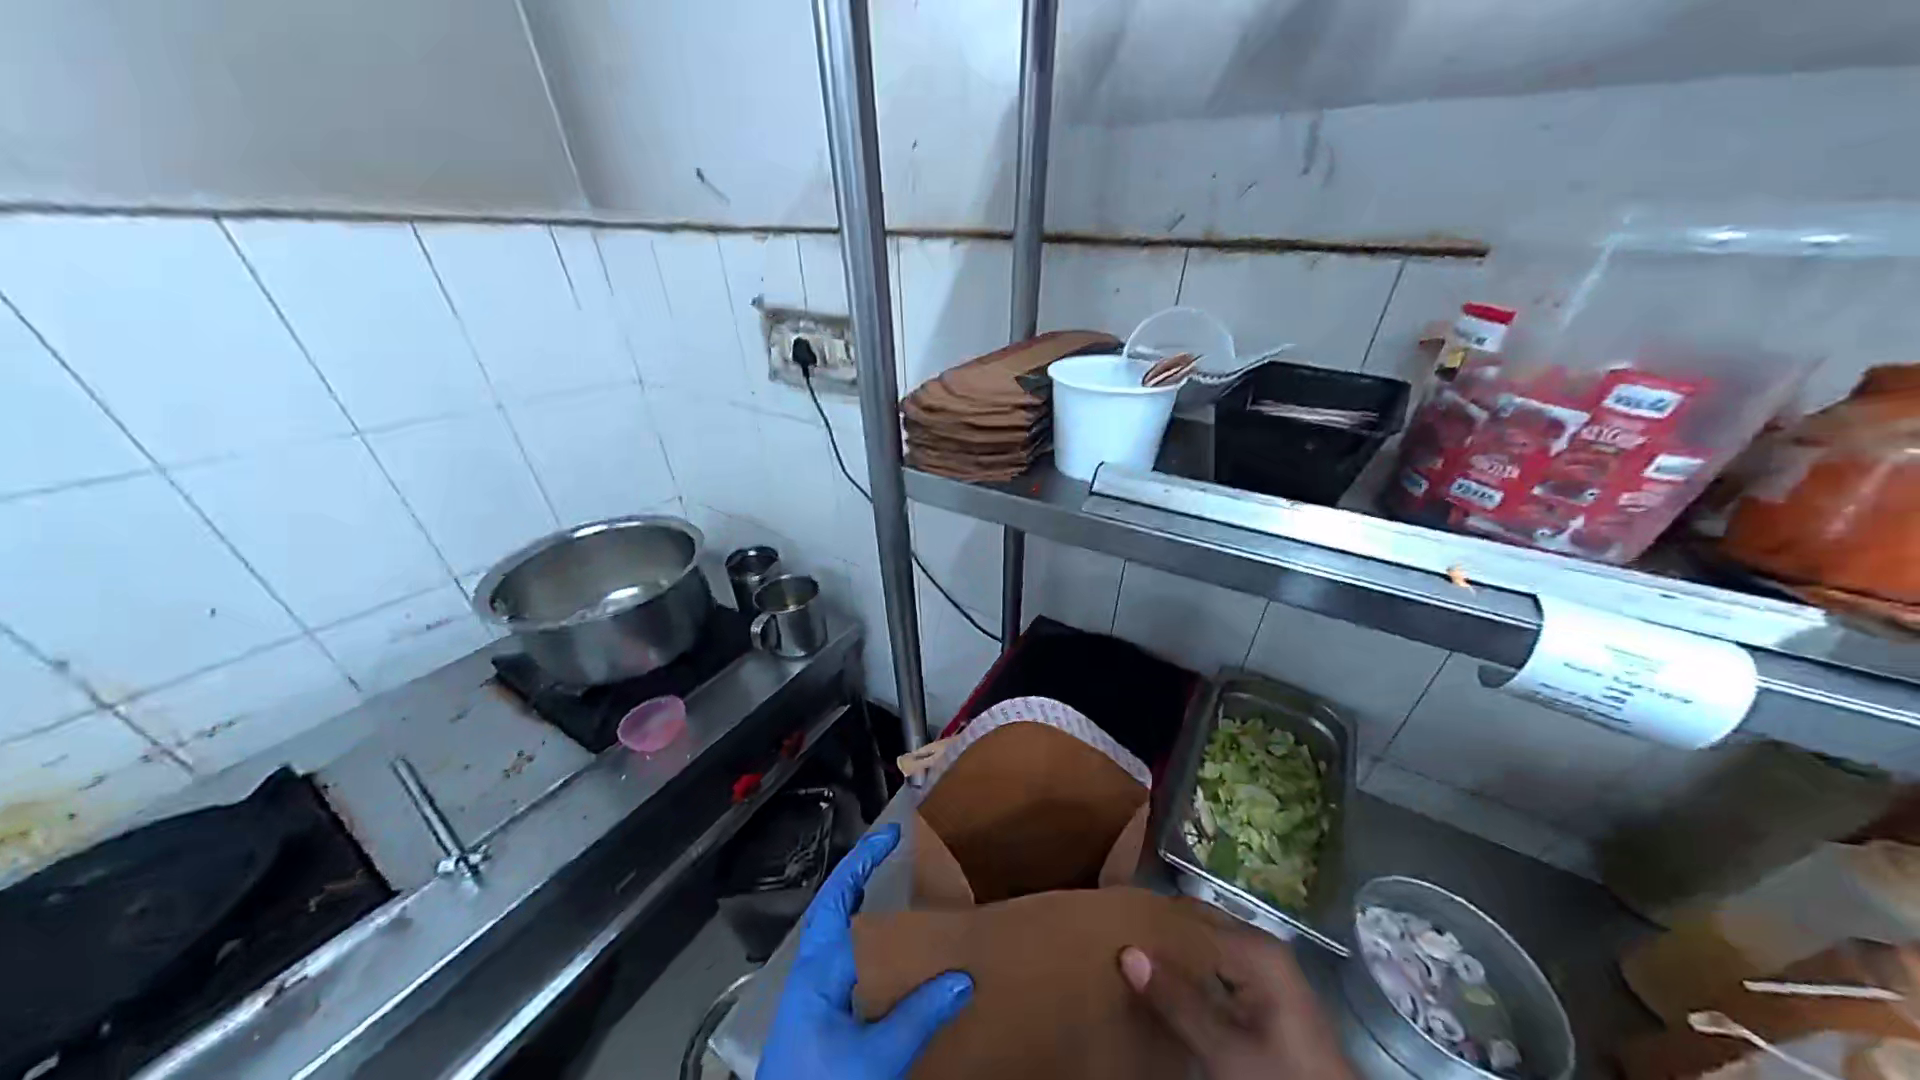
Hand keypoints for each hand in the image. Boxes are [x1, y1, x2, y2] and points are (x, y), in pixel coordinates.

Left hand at [761, 824, 972, 1079]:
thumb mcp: (877, 1059)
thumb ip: (918, 1017)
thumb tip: (962, 977)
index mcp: (820, 968)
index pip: (842, 898)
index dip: (865, 860)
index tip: (893, 833)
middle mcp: (809, 970)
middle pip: (831, 904)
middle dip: (857, 871)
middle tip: (889, 849)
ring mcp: (807, 991)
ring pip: (831, 928)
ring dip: (855, 899)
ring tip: (887, 885)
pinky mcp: (813, 1011)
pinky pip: (836, 953)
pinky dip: (856, 931)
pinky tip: (878, 946)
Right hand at [1118, 926, 1356, 1079]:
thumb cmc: (1282, 1079)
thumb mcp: (1226, 1050)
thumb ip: (1178, 1001)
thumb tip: (1126, 952)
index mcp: (1255, 947)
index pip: (1188, 915)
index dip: (1150, 919)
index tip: (1112, 923)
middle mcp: (1260, 945)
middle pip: (1198, 924)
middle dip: (1161, 933)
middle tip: (1117, 940)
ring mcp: (1264, 969)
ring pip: (1206, 944)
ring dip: (1174, 953)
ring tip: (1134, 960)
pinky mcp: (1264, 993)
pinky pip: (1217, 965)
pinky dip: (1190, 970)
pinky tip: (1167, 986)